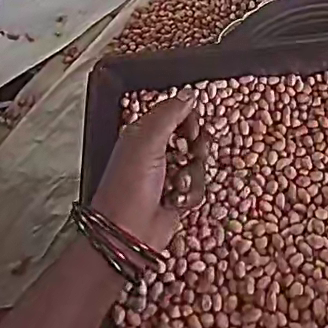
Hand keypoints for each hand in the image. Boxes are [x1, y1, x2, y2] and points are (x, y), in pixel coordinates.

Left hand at [90, 97, 206, 251]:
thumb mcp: (147, 141)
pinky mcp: (179, 195)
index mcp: (144, 133)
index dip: (189, 120)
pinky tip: (175, 200)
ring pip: (199, 163)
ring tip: (176, 185)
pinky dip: (191, 194)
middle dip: (196, 147)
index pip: (177, 113)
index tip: (190, 130)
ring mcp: (169, 174)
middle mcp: (157, 151)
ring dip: (191, 175)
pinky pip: (199, 186)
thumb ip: (169, 114)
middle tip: (190, 154)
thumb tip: (190, 94)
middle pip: (193, 137)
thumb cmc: (130, 186)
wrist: (128, 233)